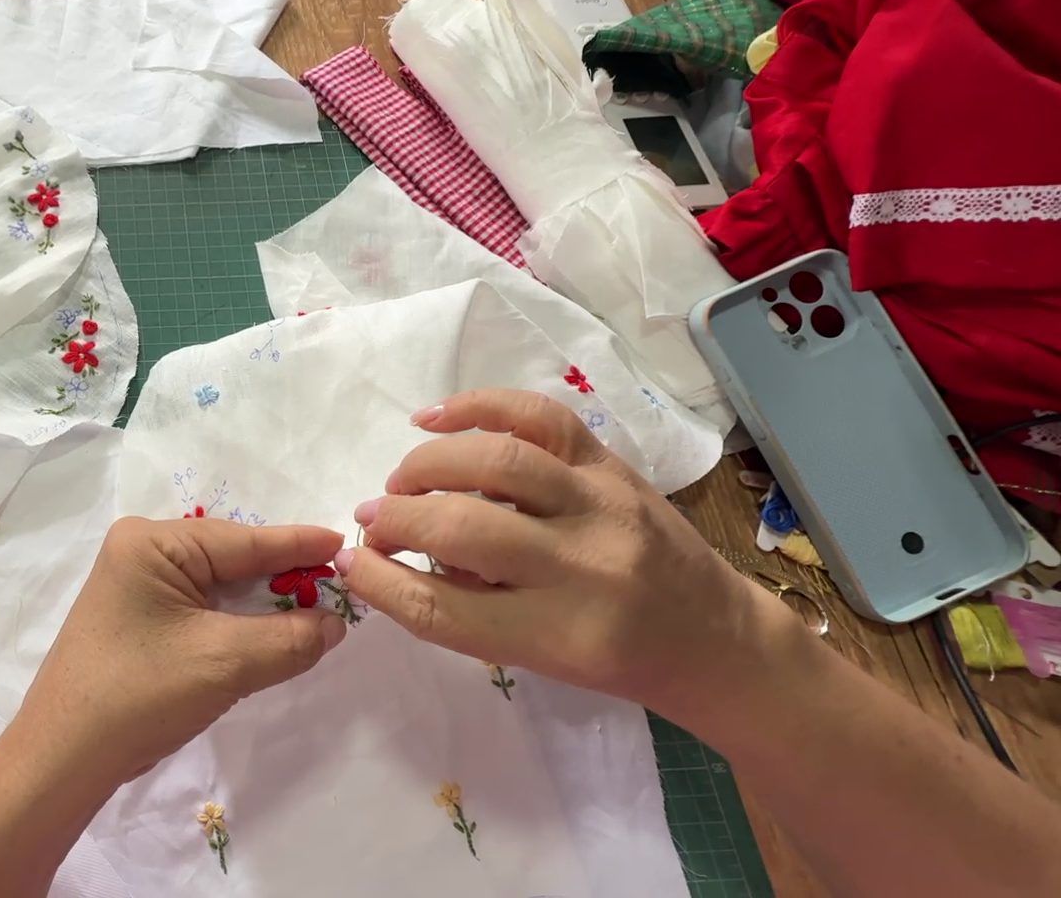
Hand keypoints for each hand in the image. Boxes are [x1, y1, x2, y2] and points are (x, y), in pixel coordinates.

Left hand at [13, 517, 347, 789]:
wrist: (65, 756)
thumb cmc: (140, 695)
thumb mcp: (224, 662)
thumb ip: (287, 638)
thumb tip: (333, 623)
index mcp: (152, 542)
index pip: (241, 539)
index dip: (297, 544)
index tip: (344, 540)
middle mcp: (140, 552)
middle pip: (229, 558)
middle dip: (282, 576)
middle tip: (338, 586)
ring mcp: (135, 584)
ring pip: (216, 585)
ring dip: (260, 602)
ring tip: (314, 607)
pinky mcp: (138, 617)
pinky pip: (199, 606)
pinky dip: (235, 619)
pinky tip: (267, 628)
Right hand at [337, 389, 804, 722]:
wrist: (715, 635)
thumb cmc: (612, 658)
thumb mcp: (532, 658)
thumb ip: (454, 608)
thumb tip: (376, 558)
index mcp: (563, 636)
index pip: (441, 607)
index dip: (379, 582)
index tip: (349, 562)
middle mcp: (587, 567)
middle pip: (461, 528)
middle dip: (394, 521)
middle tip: (372, 523)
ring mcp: (603, 503)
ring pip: (495, 460)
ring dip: (426, 466)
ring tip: (402, 483)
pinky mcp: (611, 463)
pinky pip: (536, 415)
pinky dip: (474, 406)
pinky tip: (430, 419)